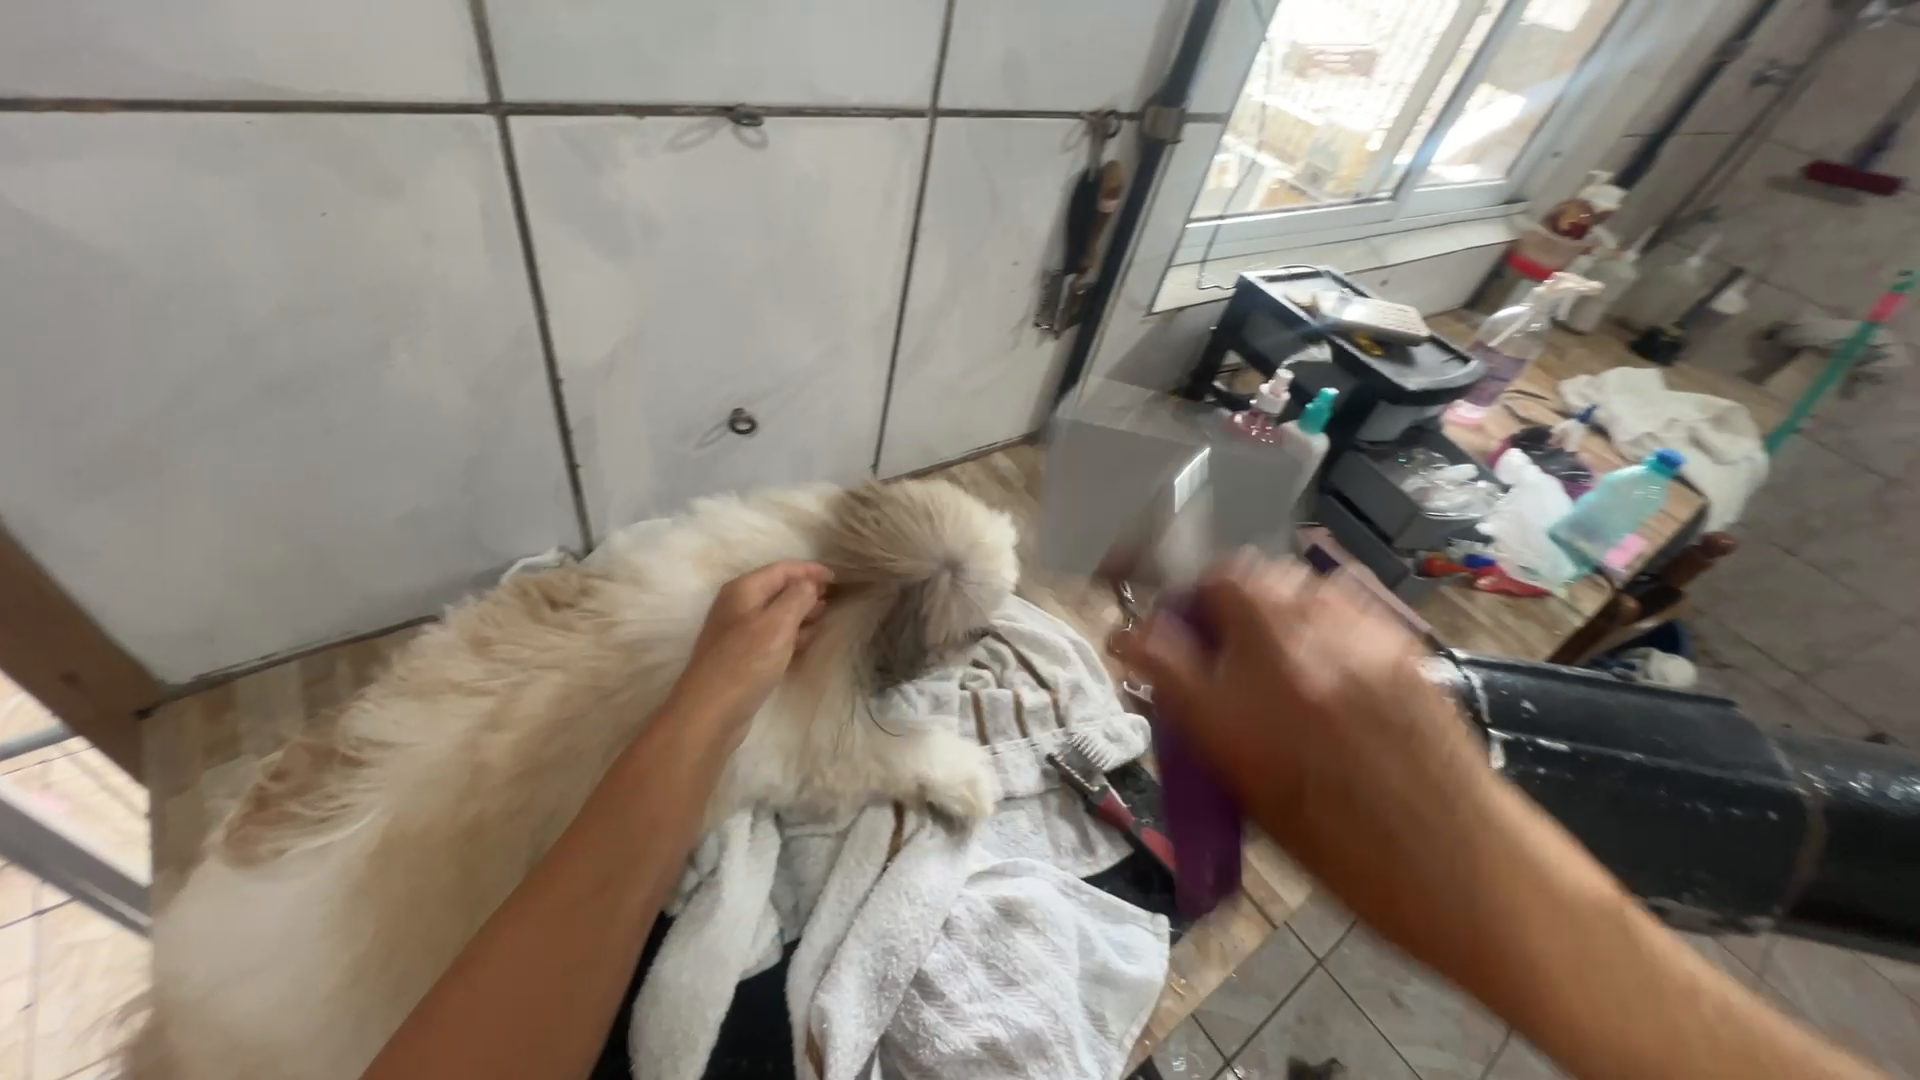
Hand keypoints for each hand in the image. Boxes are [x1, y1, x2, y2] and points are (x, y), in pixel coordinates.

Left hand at [664, 561, 832, 736]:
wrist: (711, 711)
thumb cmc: (746, 662)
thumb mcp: (777, 624)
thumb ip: (797, 598)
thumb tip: (808, 584)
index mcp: (743, 590)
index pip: (782, 569)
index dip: (810, 570)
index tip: (836, 578)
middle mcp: (738, 606)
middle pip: (777, 589)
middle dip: (806, 590)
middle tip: (833, 597)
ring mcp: (738, 632)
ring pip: (776, 613)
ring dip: (801, 612)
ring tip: (825, 616)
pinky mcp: (742, 656)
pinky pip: (772, 635)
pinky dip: (791, 633)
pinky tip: (806, 640)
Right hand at [1109, 555, 1504, 921]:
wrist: (1465, 865)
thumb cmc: (1348, 857)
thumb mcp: (1252, 798)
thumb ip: (1208, 728)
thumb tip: (1175, 685)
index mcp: (1235, 723)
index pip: (1154, 647)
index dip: (1133, 636)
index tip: (1132, 641)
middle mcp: (1283, 668)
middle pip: (1221, 580)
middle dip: (1199, 593)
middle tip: (1201, 625)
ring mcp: (1342, 644)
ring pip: (1278, 574)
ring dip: (1253, 591)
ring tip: (1258, 628)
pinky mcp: (1390, 638)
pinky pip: (1331, 592)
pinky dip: (1306, 603)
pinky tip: (1313, 637)